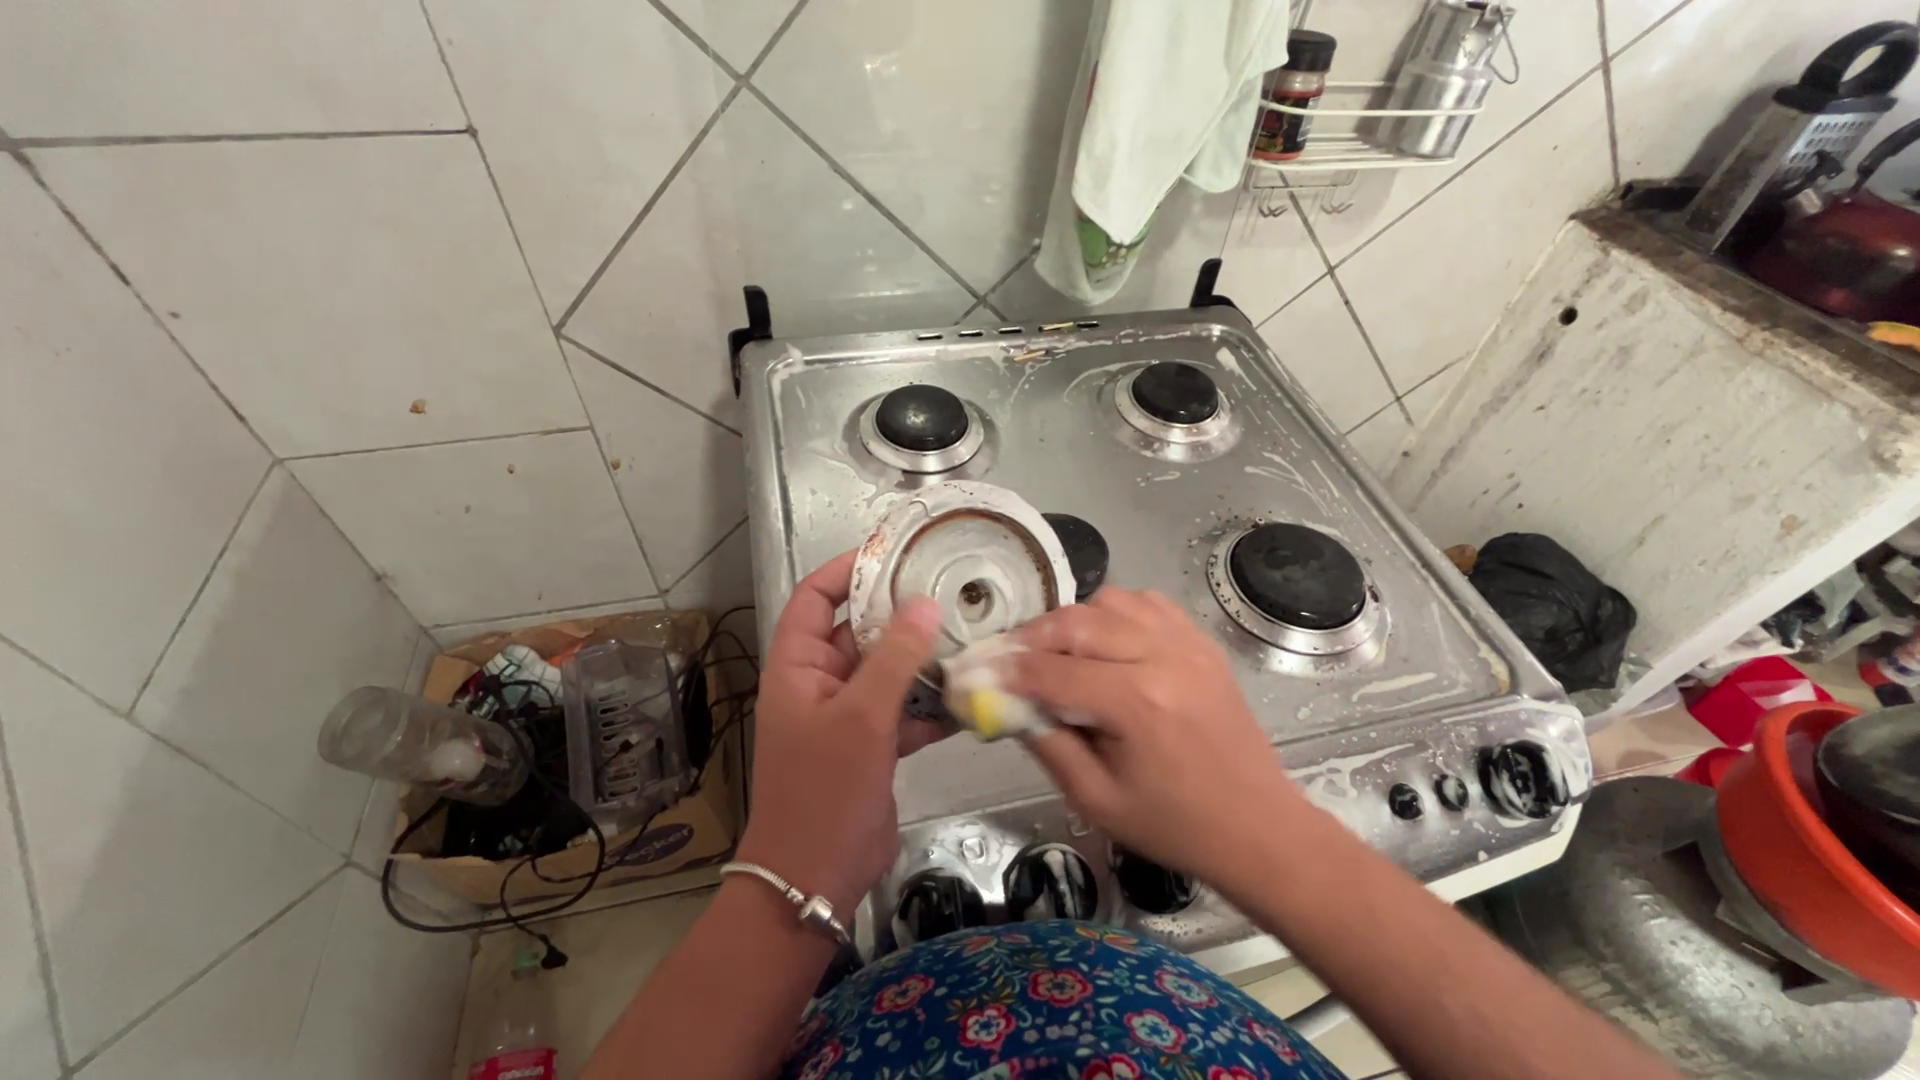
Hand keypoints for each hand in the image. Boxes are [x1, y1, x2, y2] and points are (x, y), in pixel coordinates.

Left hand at [735, 551, 942, 914]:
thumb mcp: (861, 718)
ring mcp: (847, 716)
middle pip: (858, 632)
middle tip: (950, 592)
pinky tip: (966, 698)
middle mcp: (819, 684)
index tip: (894, 554)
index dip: (847, 571)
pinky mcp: (872, 746)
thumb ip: (893, 658)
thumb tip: (924, 603)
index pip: (814, 599)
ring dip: (920, 660)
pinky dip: (928, 705)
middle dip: (899, 614)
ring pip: (886, 672)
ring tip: (969, 637)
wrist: (815, 877)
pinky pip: (902, 711)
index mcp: (797, 667)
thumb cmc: (825, 789)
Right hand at [1010, 587, 1305, 880]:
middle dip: (1031, 638)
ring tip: (1057, 654)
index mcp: (1136, 703)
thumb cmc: (1173, 824)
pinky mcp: (1202, 642)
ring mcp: (1187, 643)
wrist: (1256, 827)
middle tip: (1008, 661)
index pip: (1050, 670)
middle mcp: (1162, 658)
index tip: (974, 672)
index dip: (1004, 671)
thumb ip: (1046, 743)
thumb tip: (1004, 703)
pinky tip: (1106, 643)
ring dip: (1073, 622)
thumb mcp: (1094, 799)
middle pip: (1075, 622)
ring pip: (1110, 601)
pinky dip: (1115, 613)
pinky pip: (1147, 603)